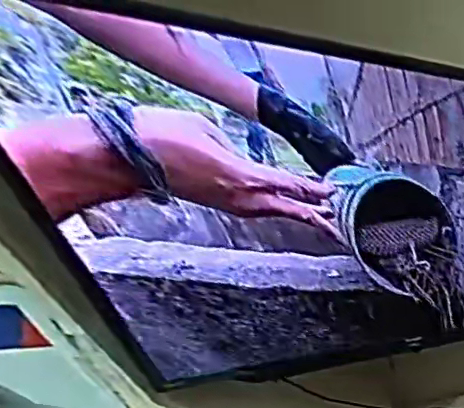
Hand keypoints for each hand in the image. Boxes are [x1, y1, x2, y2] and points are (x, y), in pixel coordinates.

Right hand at [133, 108, 339, 240]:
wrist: (118, 155)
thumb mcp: (205, 129)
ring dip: (304, 213)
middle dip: (321, 215)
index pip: (294, 186)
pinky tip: (290, 208)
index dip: (318, 191)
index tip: (337, 193)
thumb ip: (236, 148)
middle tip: (344, 223)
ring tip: (328, 219)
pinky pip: (263, 209)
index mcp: (246, 177)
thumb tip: (247, 161)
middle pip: (295, 209)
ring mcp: (236, 205)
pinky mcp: (226, 206)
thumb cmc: (157, 136)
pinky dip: (280, 208)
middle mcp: (247, 197)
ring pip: (280, 211)